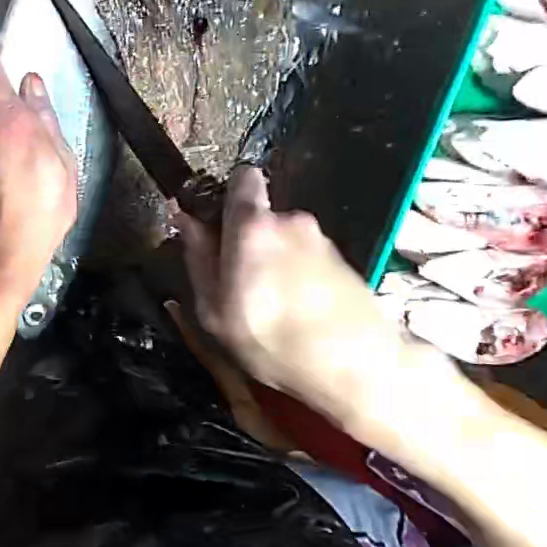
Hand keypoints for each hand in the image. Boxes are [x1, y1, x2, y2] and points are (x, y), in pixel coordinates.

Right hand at [181, 168, 461, 432]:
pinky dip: (298, 276)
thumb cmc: (274, 342)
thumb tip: (187, 222)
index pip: (242, 177)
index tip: (218, 228)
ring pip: (284, 240)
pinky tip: (297, 313)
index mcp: (254, 225)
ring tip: (271, 307)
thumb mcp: (215, 312)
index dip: (228, 198)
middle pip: (260, 217)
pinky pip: (306, 259)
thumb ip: (198, 260)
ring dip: (274, 263)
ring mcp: (321, 240)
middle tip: (238, 285)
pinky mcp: (342, 261)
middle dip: (247, 241)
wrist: (359, 368)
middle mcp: (291, 221)